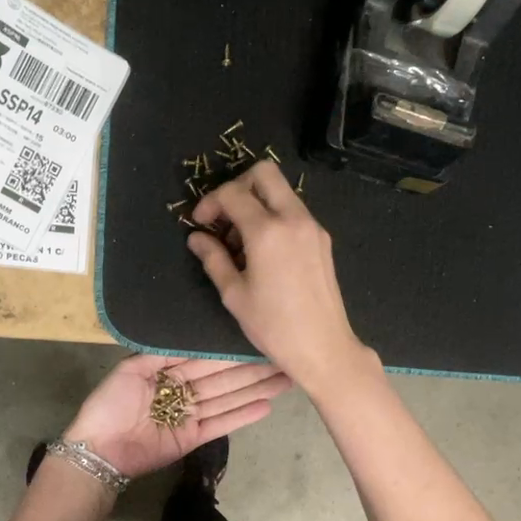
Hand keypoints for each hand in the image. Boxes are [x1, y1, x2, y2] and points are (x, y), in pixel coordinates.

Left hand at [63, 354, 290, 477]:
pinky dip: (242, 416)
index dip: (229, 351)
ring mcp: (189, 415)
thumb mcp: (131, 369)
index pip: (204, 359)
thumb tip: (194, 338)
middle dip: (251, 369)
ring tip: (284, 380)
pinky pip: (221, 424)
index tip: (255, 339)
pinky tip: (266, 406)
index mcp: (166, 371)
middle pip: (221, 378)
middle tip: (282, 358)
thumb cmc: (110, 405)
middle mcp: (181, 391)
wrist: (100, 449)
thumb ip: (162, 354)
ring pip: (227, 399)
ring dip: (255, 390)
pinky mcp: (193, 437)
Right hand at [187, 161, 373, 393]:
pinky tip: (263, 252)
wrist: (323, 347)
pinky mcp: (323, 240)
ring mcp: (312, 227)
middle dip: (238, 186)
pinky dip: (274, 217)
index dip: (210, 202)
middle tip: (224, 216)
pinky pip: (294, 212)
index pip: (233, 193)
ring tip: (240, 242)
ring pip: (281, 191)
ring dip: (257, 203)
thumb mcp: (234, 295)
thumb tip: (197, 238)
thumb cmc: (274, 327)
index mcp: (267, 231)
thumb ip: (213, 259)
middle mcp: (293, 219)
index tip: (200, 223)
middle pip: (264, 173)